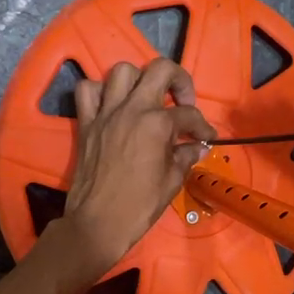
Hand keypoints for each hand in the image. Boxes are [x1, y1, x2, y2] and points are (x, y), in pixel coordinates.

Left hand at [59, 59, 214, 272]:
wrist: (98, 223)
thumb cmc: (139, 206)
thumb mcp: (171, 182)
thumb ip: (185, 157)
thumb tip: (197, 147)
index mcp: (157, 124)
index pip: (188, 115)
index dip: (203, 127)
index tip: (207, 139)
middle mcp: (132, 109)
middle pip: (160, 70)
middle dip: (179, 80)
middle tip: (182, 102)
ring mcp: (106, 113)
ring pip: (122, 71)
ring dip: (139, 80)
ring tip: (146, 100)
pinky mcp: (86, 123)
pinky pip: (88, 90)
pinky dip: (100, 92)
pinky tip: (112, 106)